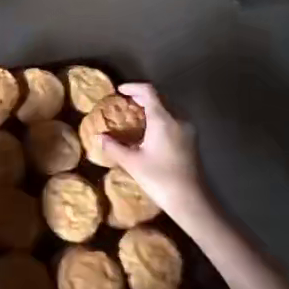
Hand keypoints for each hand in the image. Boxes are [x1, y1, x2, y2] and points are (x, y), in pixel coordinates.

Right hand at [97, 83, 216, 221]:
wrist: (191, 200)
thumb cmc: (160, 179)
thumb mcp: (131, 162)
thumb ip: (113, 146)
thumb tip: (98, 136)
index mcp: (163, 120)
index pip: (149, 92)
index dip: (133, 87)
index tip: (119, 91)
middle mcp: (178, 119)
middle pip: (159, 98)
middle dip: (141, 97)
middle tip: (123, 103)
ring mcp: (187, 129)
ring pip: (167, 109)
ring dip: (151, 108)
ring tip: (134, 116)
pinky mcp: (190, 140)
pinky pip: (173, 120)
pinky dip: (159, 118)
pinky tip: (148, 131)